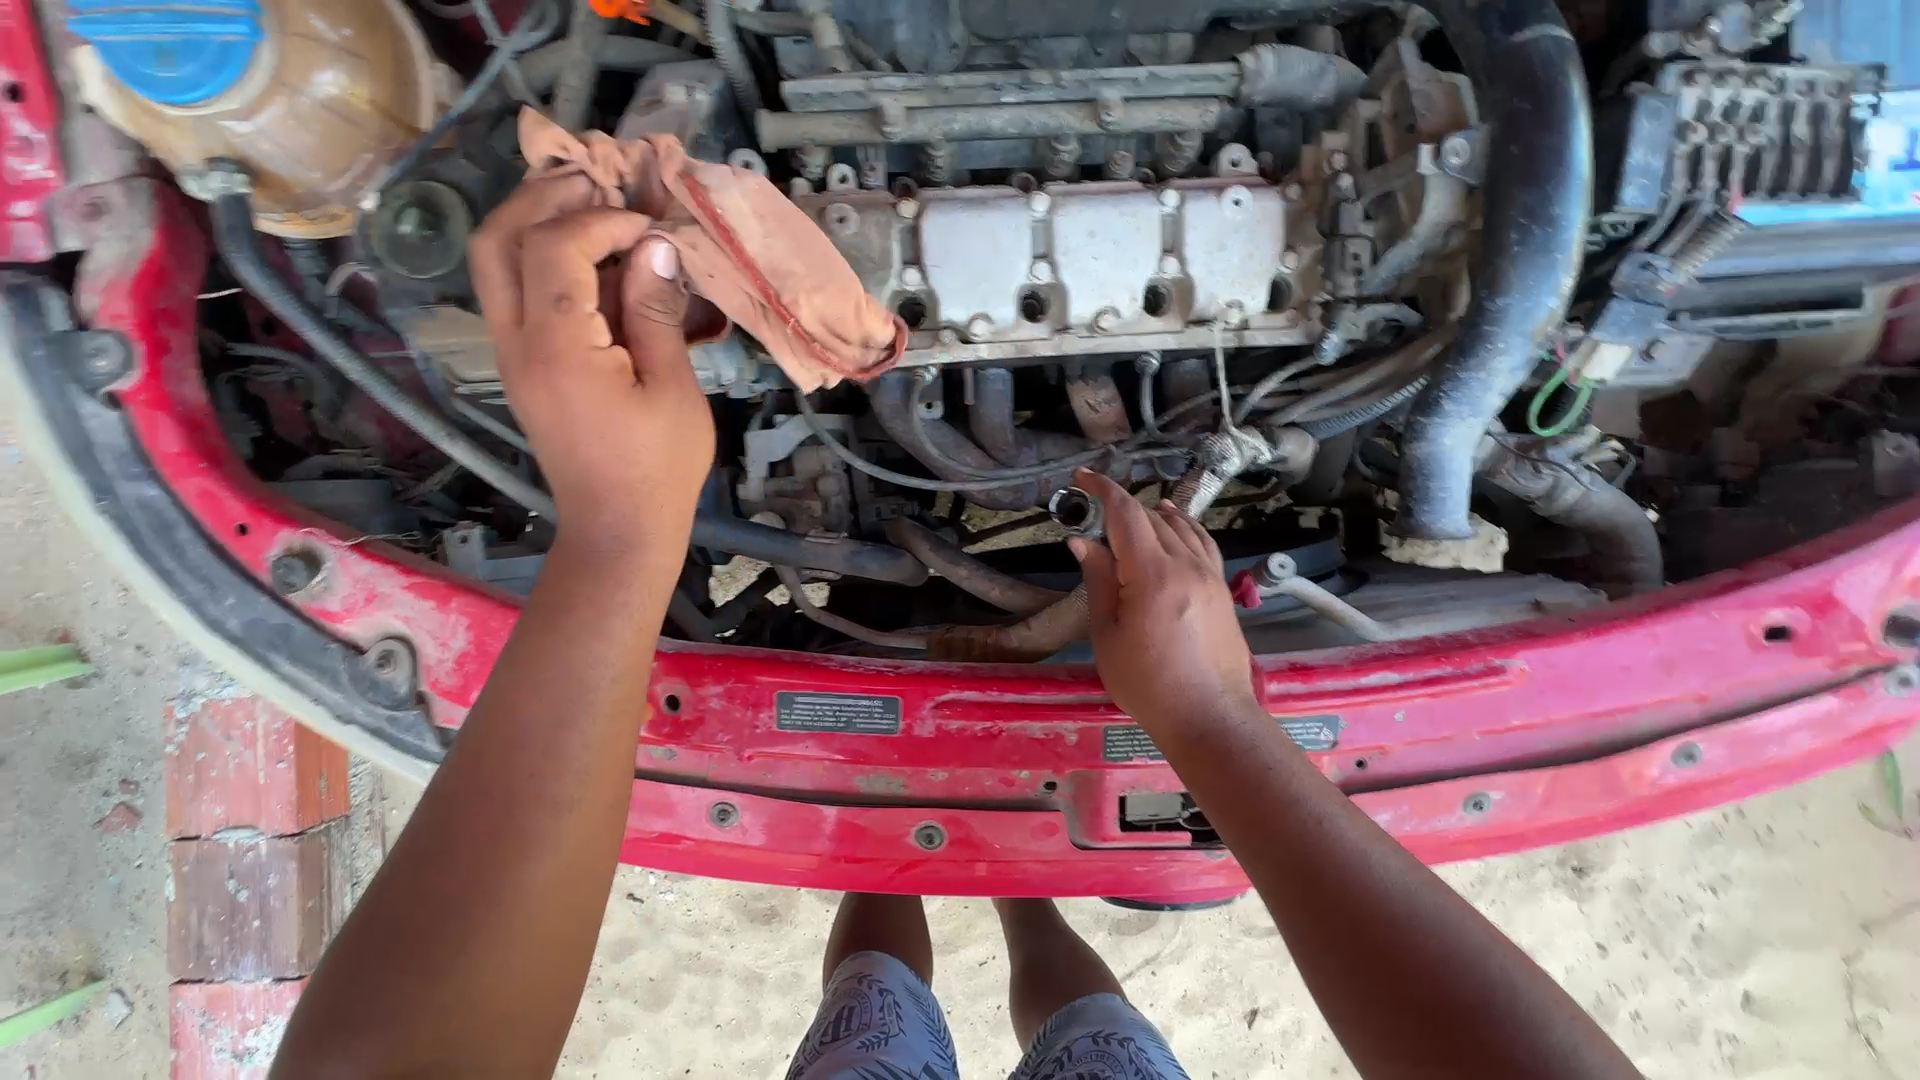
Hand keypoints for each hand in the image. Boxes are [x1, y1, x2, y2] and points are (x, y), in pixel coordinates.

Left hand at [468, 174, 715, 557]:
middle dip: (543, 200)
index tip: (651, 228)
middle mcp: (516, 343)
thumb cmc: (659, 467)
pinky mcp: (522, 369)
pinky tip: (589, 263)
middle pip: (498, 240)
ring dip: (533, 224)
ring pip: (494, 265)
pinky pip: (514, 296)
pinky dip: (541, 262)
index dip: (603, 221)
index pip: (556, 247)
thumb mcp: (673, 388)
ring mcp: (511, 356)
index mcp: (559, 346)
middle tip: (596, 186)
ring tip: (587, 208)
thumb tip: (653, 247)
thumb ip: (655, 312)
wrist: (619, 528)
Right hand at [1067, 470, 1259, 727]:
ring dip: (1152, 513)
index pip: (1126, 514)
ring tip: (1131, 513)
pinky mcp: (1222, 588)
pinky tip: (1175, 525)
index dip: (1102, 489)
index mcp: (1152, 574)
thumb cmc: (1147, 683)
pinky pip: (1202, 543)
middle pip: (1152, 517)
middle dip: (1121, 505)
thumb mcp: (1107, 636)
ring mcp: (1210, 575)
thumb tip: (1083, 542)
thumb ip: (1098, 582)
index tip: (1081, 478)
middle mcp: (1186, 564)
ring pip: (1180, 526)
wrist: (1209, 716)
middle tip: (1094, 509)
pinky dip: (1184, 526)